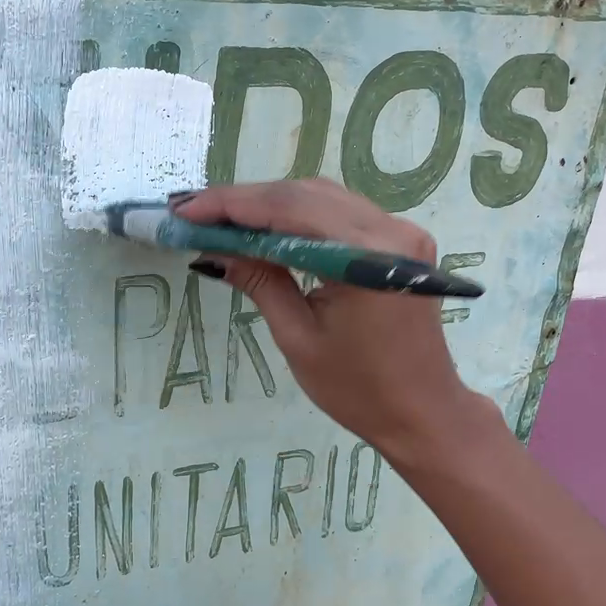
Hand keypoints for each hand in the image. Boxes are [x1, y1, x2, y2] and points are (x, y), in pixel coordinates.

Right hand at [171, 179, 496, 461]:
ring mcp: (401, 231)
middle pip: (304, 194)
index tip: (184, 211)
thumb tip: (213, 253)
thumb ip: (261, 282)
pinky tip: (262, 228)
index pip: (287, 210)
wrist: (421, 411)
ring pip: (321, 198)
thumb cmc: (357, 389)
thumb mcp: (297, 337)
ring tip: (218, 220)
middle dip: (244, 201)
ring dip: (268, 205)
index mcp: (366, 256)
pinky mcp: (400, 242)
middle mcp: (390, 229)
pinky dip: (296, 217)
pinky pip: (339, 214)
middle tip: (192, 214)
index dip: (231, 205)